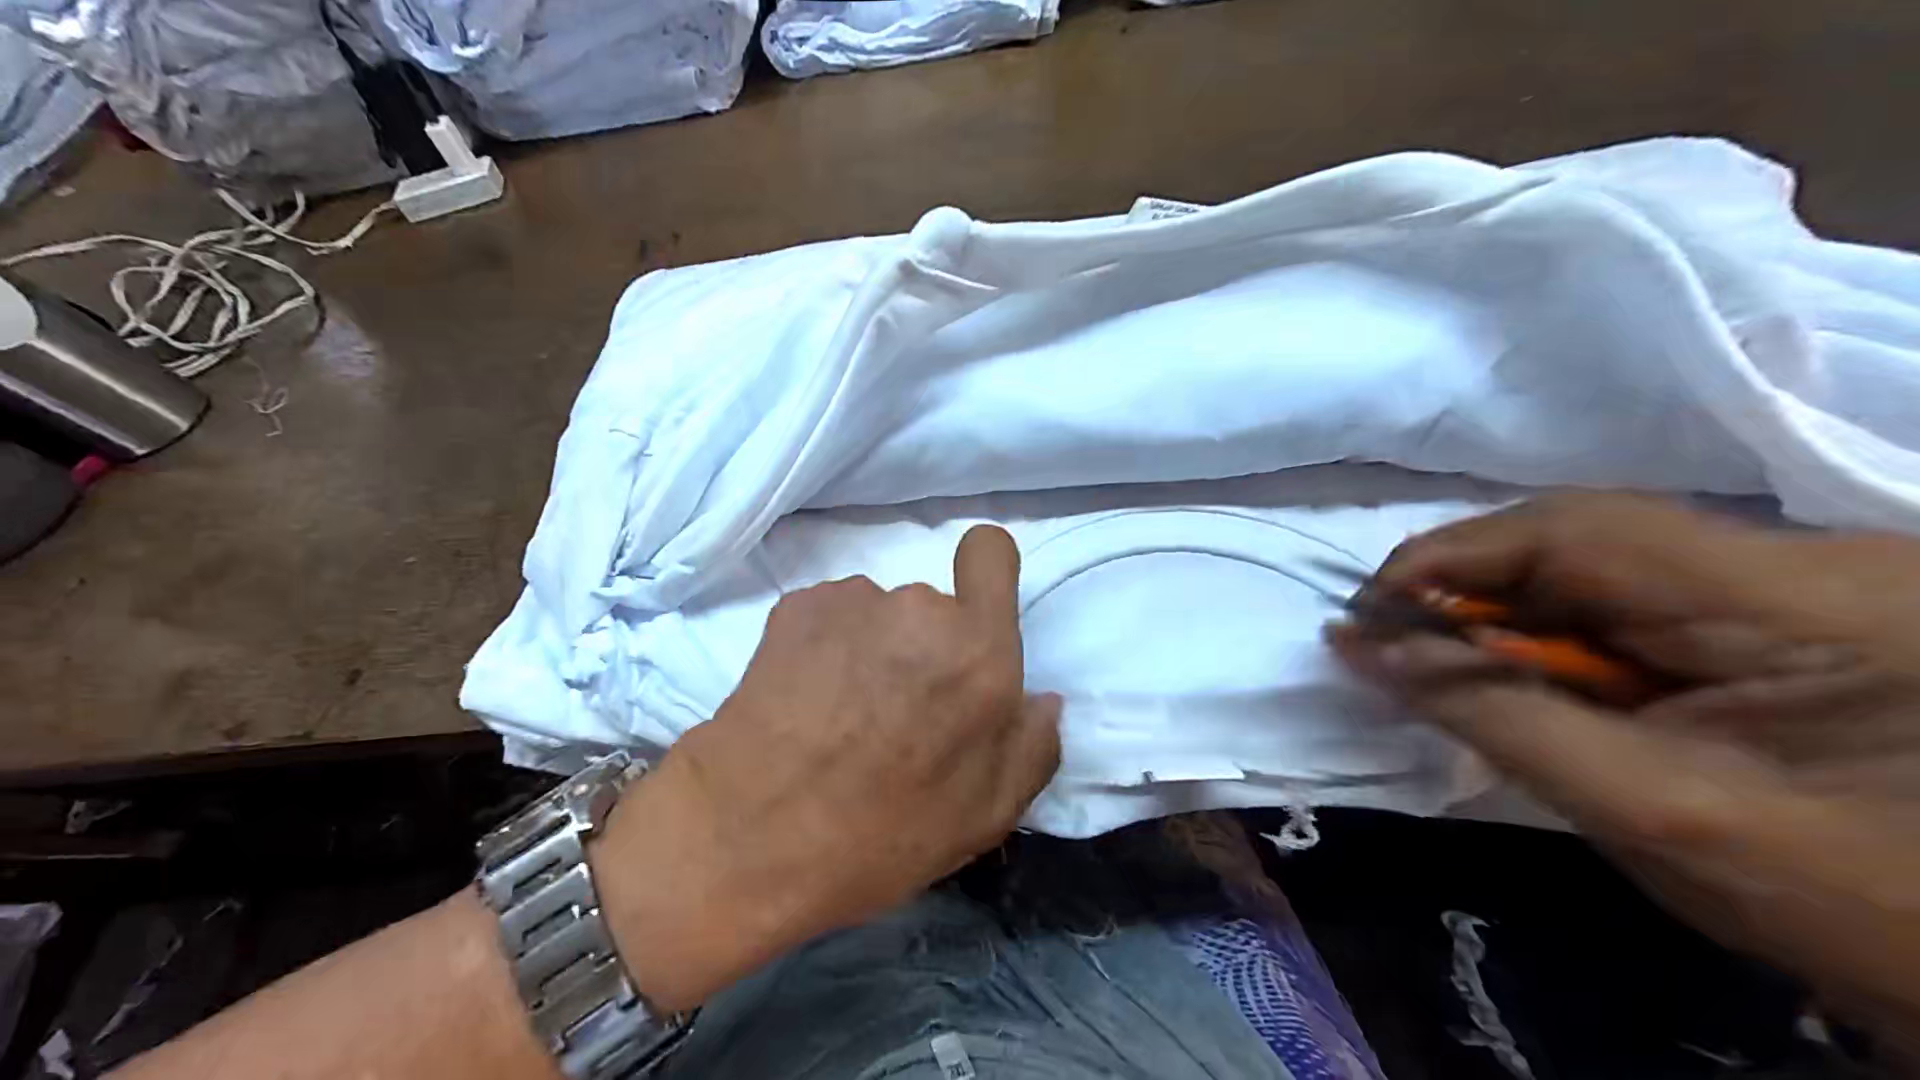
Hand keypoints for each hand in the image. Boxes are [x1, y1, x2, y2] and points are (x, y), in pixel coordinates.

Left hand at [590, 525, 1060, 1011]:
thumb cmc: (880, 835)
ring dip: (873, 648)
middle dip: (926, 647)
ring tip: (843, 714)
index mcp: (978, 652)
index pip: (990, 551)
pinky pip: (832, 616)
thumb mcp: (985, 816)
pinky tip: (806, 700)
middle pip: (935, 605)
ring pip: (880, 614)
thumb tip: (1041, 698)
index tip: (971, 617)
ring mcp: (852, 600)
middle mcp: (919, 608)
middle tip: (896, 712)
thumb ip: (1032, 746)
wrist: (745, 837)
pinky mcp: (796, 606)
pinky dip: (827, 646)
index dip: (986, 572)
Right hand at [1330, 494, 1919, 1056]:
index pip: (1573, 531)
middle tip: (1395, 640)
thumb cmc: (1864, 908)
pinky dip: (1558, 627)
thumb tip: (1364, 645)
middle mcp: (1811, 557)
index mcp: (1803, 598)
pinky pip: (1632, 591)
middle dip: (1468, 585)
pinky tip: (1539, 670)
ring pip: (1598, 559)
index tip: (1367, 613)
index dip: (1447, 559)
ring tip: (1452, 660)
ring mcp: (1810, 578)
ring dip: (1507, 609)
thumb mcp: (1649, 811)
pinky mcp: (1796, 609)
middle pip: (1578, 533)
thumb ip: (1494, 715)